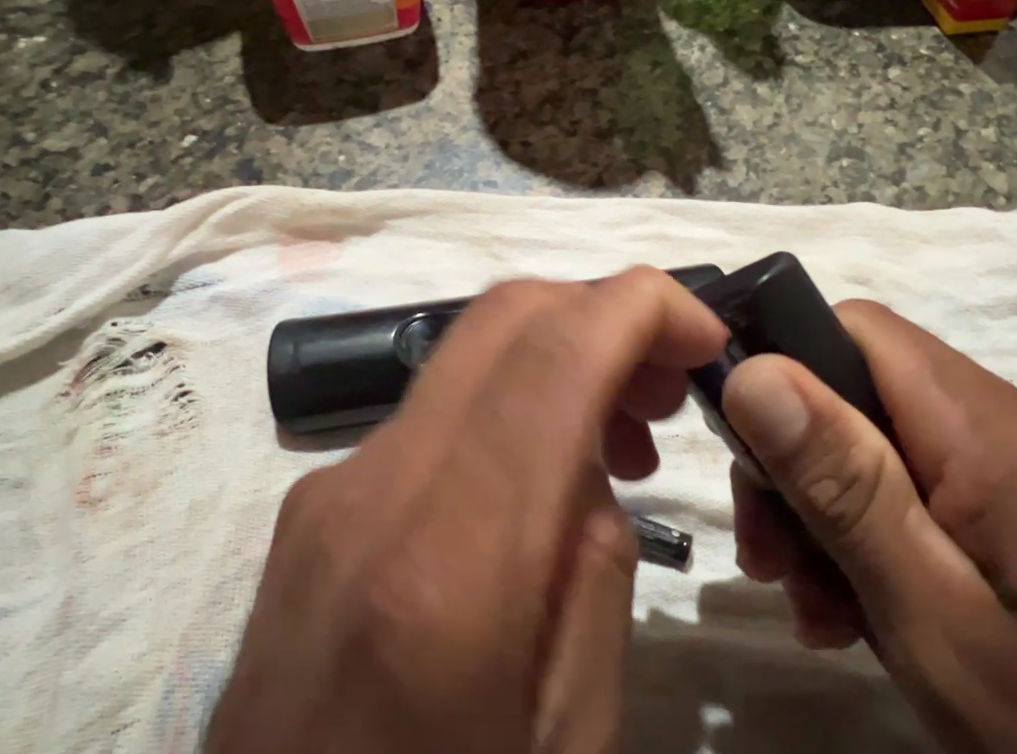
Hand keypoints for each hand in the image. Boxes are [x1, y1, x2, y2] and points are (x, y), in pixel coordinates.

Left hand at [208, 269, 728, 753]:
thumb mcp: (572, 730)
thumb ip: (597, 571)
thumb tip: (589, 464)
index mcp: (454, 560)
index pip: (554, 353)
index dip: (643, 306)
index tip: (704, 338)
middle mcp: (376, 491)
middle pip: (502, 316)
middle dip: (605, 315)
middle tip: (668, 389)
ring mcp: (331, 488)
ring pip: (466, 354)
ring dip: (558, 357)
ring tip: (618, 442)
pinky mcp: (312, 502)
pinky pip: (432, 412)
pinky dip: (506, 406)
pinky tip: (533, 484)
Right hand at [724, 300, 1016, 753]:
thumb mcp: (932, 618)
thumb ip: (845, 487)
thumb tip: (755, 370)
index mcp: (1001, 431)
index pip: (860, 329)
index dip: (784, 368)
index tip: (743, 457)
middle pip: (870, 392)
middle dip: (802, 467)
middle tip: (772, 567)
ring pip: (898, 443)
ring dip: (839, 514)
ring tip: (821, 611)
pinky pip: (944, 485)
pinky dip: (892, 533)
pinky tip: (874, 612)